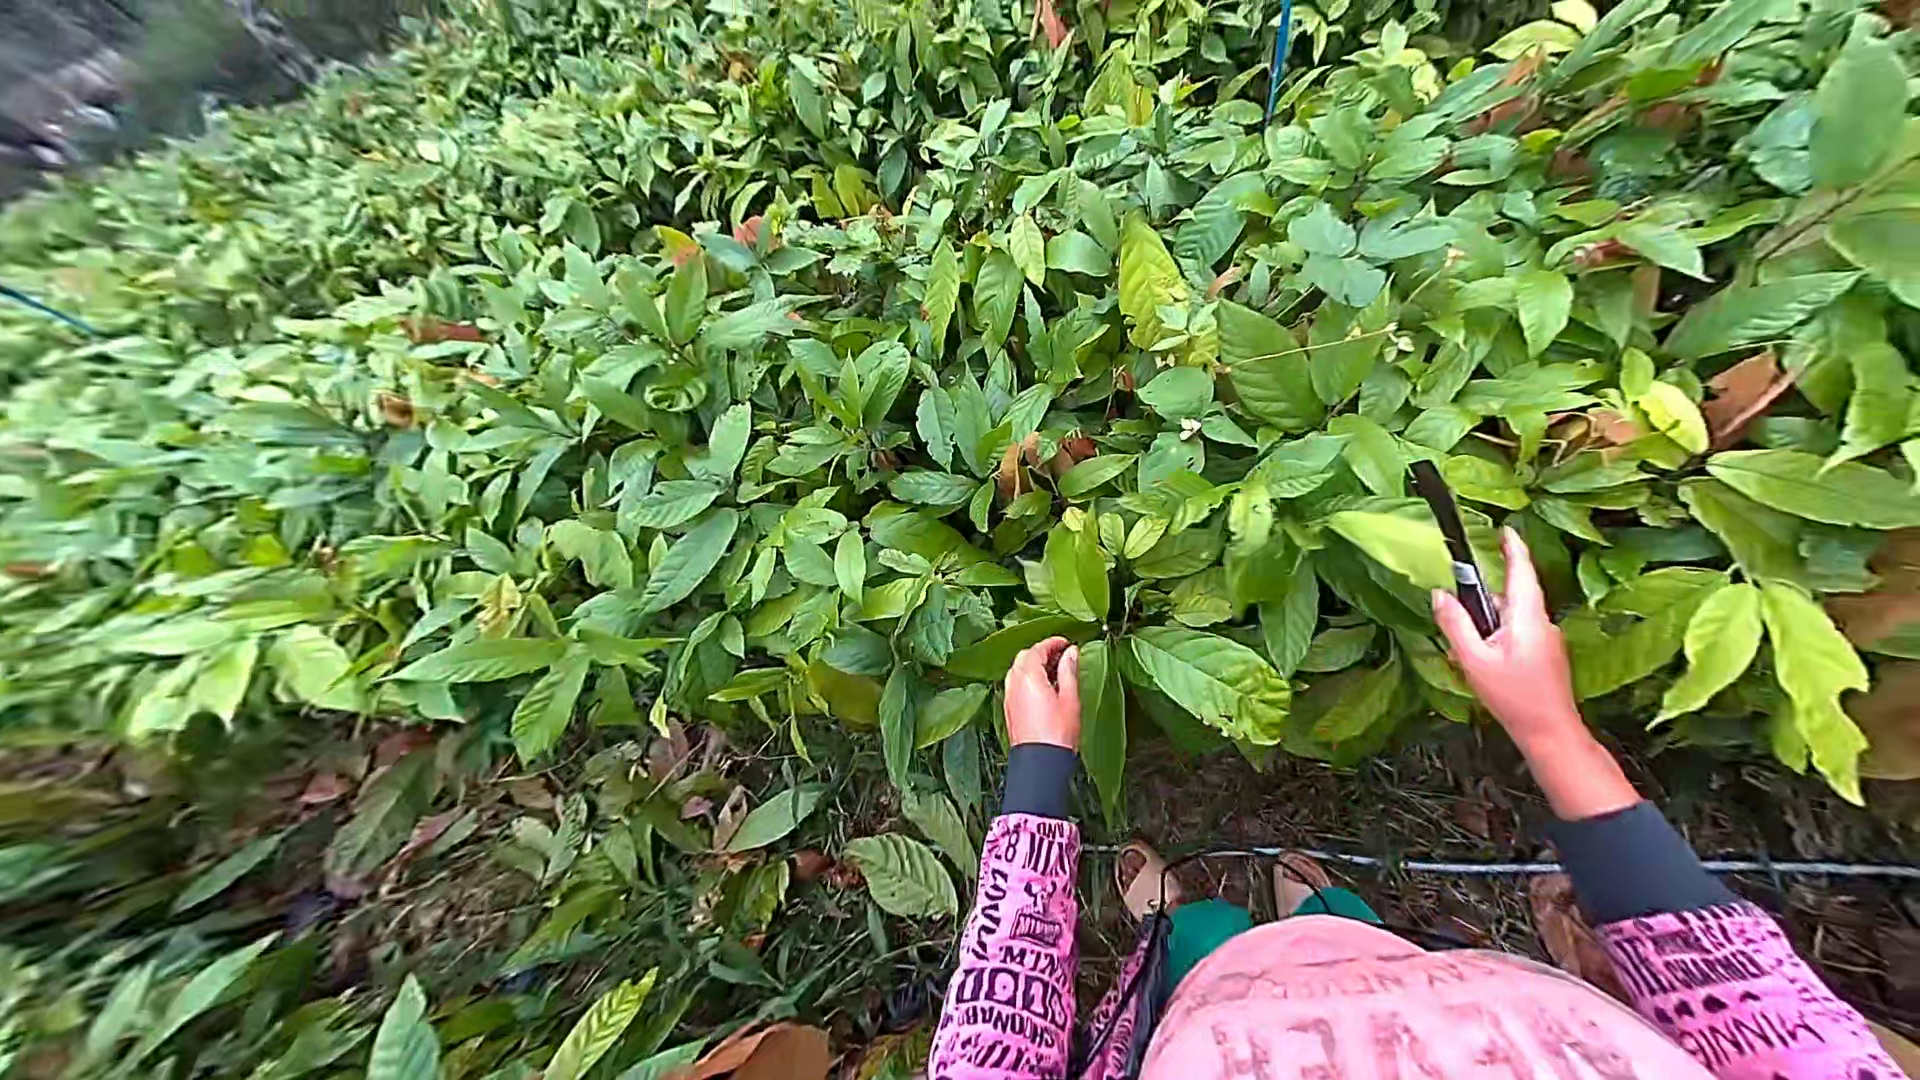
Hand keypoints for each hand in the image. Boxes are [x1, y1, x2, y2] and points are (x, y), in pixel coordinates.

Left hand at [1004, 637, 1079, 749]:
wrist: (1040, 763)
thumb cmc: (1057, 734)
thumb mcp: (1070, 699)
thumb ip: (1068, 671)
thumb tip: (1070, 653)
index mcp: (1028, 676)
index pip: (1038, 649)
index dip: (1052, 643)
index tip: (1065, 642)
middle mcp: (1014, 682)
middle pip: (1025, 656)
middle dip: (1042, 651)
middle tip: (1061, 654)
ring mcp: (1009, 695)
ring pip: (1018, 669)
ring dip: (1033, 663)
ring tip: (1054, 669)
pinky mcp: (1008, 707)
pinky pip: (1015, 683)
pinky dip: (1027, 677)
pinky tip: (1042, 686)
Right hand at [1433, 528, 1637, 820]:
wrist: (1549, 731)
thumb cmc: (1512, 695)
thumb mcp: (1472, 658)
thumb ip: (1454, 623)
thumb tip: (1439, 594)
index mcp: (1527, 618)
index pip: (1521, 573)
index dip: (1513, 549)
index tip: (1505, 530)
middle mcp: (1541, 623)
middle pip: (1508, 596)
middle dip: (1481, 599)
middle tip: (1455, 613)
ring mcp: (1545, 639)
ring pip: (1508, 616)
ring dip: (1484, 623)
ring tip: (1466, 650)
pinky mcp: (1542, 652)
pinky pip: (1513, 631)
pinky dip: (1492, 636)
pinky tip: (1480, 658)